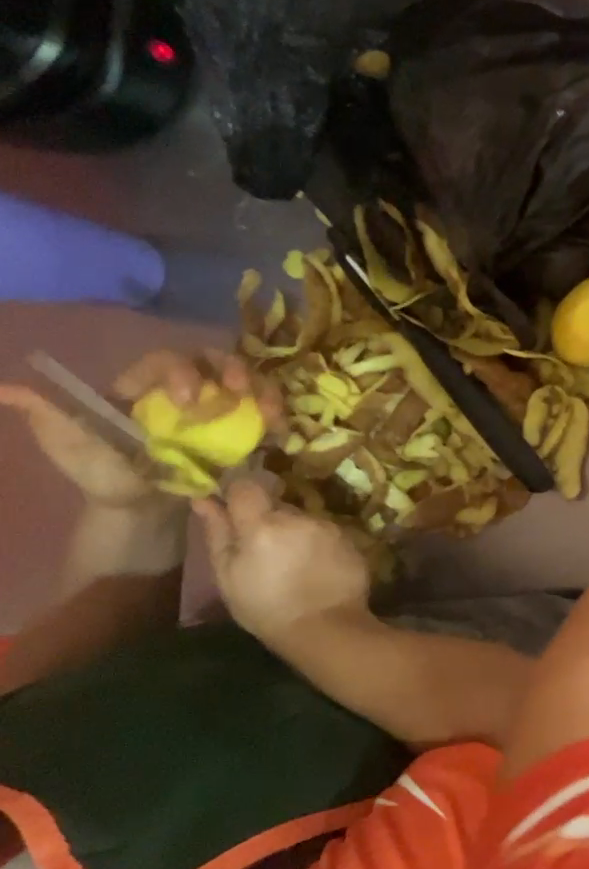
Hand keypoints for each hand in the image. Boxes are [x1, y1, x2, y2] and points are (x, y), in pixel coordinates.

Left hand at [0, 350, 280, 508]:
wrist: (144, 509)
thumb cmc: (105, 476)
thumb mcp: (72, 446)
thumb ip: (48, 417)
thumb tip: (6, 389)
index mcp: (143, 387)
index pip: (166, 360)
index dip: (181, 372)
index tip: (188, 402)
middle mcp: (185, 388)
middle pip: (215, 359)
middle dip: (232, 370)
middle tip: (237, 392)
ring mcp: (219, 406)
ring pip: (249, 379)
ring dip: (263, 391)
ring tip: (269, 415)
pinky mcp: (244, 426)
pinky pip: (268, 408)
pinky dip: (278, 414)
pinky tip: (280, 431)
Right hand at [193, 479, 370, 638]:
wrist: (325, 624)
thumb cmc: (264, 605)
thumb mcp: (227, 573)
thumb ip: (217, 532)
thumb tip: (204, 499)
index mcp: (264, 525)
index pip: (247, 487)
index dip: (237, 494)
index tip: (231, 508)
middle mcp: (301, 518)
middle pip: (277, 505)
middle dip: (266, 520)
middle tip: (260, 550)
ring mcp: (330, 527)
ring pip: (303, 519)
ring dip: (293, 532)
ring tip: (288, 563)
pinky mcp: (352, 538)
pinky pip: (325, 532)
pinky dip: (316, 543)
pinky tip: (312, 566)